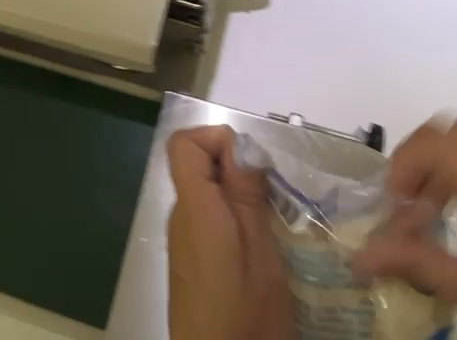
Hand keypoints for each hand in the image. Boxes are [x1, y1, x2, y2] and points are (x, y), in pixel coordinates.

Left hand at [166, 125, 293, 339]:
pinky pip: (209, 218)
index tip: (252, 165)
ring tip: (274, 224)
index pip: (183, 144)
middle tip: (274, 198)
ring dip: (240, 196)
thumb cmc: (245, 317)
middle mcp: (181, 217)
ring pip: (207, 192)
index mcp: (195, 209)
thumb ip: (247, 196)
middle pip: (198, 165)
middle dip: (237, 169)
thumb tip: (241, 143)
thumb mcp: (260, 253)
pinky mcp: (191, 260)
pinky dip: (233, 219)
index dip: (216, 139)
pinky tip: (260, 247)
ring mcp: (184, 239)